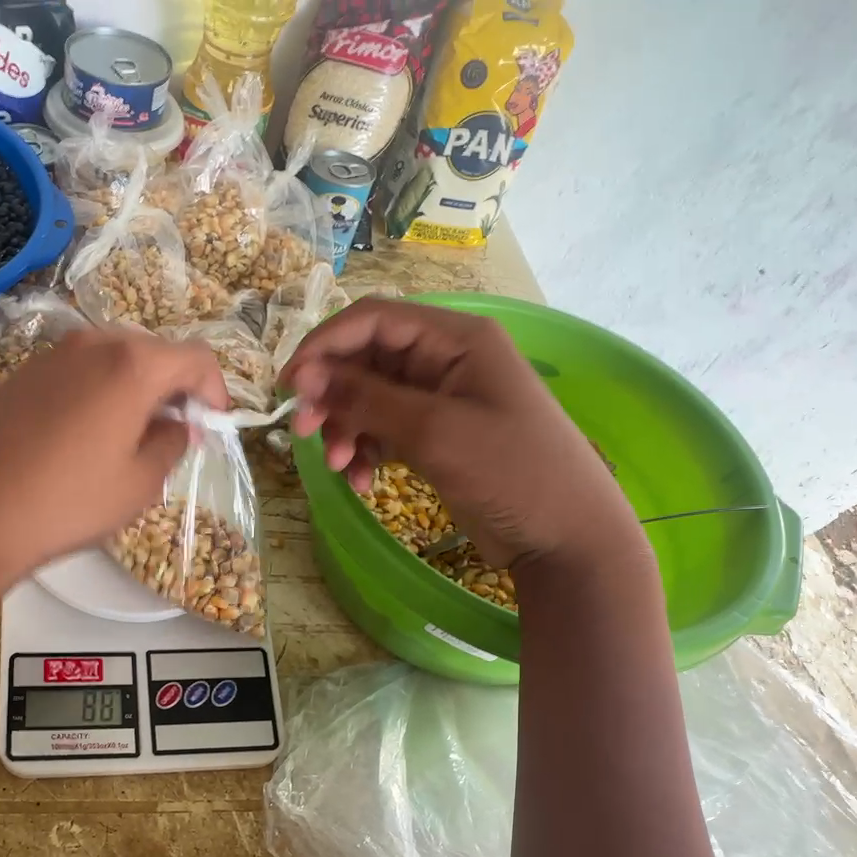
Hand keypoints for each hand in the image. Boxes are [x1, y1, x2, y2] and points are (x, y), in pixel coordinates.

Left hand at [0, 329, 229, 580]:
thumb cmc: (70, 501)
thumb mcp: (141, 482)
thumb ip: (174, 443)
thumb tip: (181, 426)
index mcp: (133, 364)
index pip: (196, 358)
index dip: (215, 389)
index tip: (213, 424)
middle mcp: (93, 343)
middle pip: (153, 351)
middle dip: (173, 387)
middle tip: (175, 431)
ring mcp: (52, 355)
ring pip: (111, 359)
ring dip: (133, 388)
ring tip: (130, 435)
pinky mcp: (21, 375)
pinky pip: (76, 372)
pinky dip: (96, 392)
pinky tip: (84, 435)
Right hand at [281, 298, 639, 570]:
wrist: (567, 537)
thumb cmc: (511, 471)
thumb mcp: (434, 430)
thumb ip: (365, 398)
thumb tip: (303, 375)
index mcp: (456, 338)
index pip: (373, 319)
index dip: (324, 346)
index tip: (289, 387)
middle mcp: (446, 359)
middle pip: (367, 359)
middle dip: (333, 395)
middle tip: (307, 433)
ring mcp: (442, 398)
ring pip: (370, 397)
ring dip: (346, 428)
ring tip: (340, 467)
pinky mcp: (437, 434)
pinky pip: (384, 428)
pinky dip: (365, 450)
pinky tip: (361, 480)